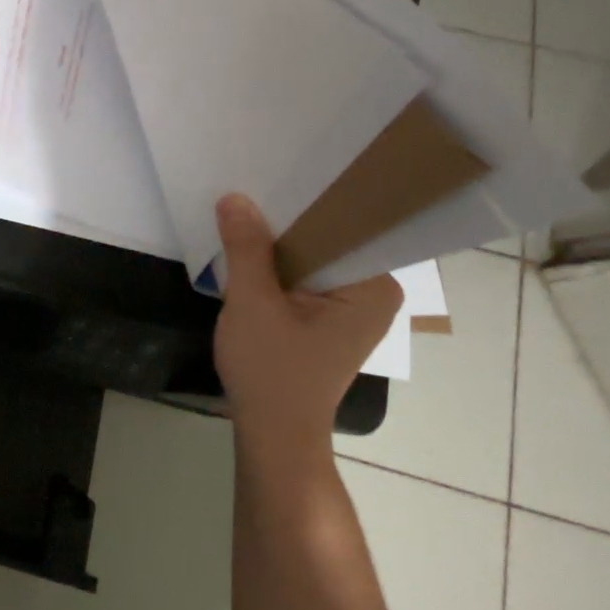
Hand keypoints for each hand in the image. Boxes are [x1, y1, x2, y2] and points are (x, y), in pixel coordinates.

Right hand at [213, 194, 401, 443]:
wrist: (274, 430)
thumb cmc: (272, 369)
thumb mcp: (251, 303)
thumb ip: (246, 249)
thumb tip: (235, 197)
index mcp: (374, 286)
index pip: (344, 227)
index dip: (305, 203)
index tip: (270, 179)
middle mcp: (374, 293)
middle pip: (326, 242)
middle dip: (285, 225)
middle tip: (245, 193)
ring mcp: (351, 309)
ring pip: (310, 261)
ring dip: (276, 249)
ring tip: (239, 218)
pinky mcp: (327, 322)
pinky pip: (303, 281)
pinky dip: (276, 272)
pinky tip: (246, 259)